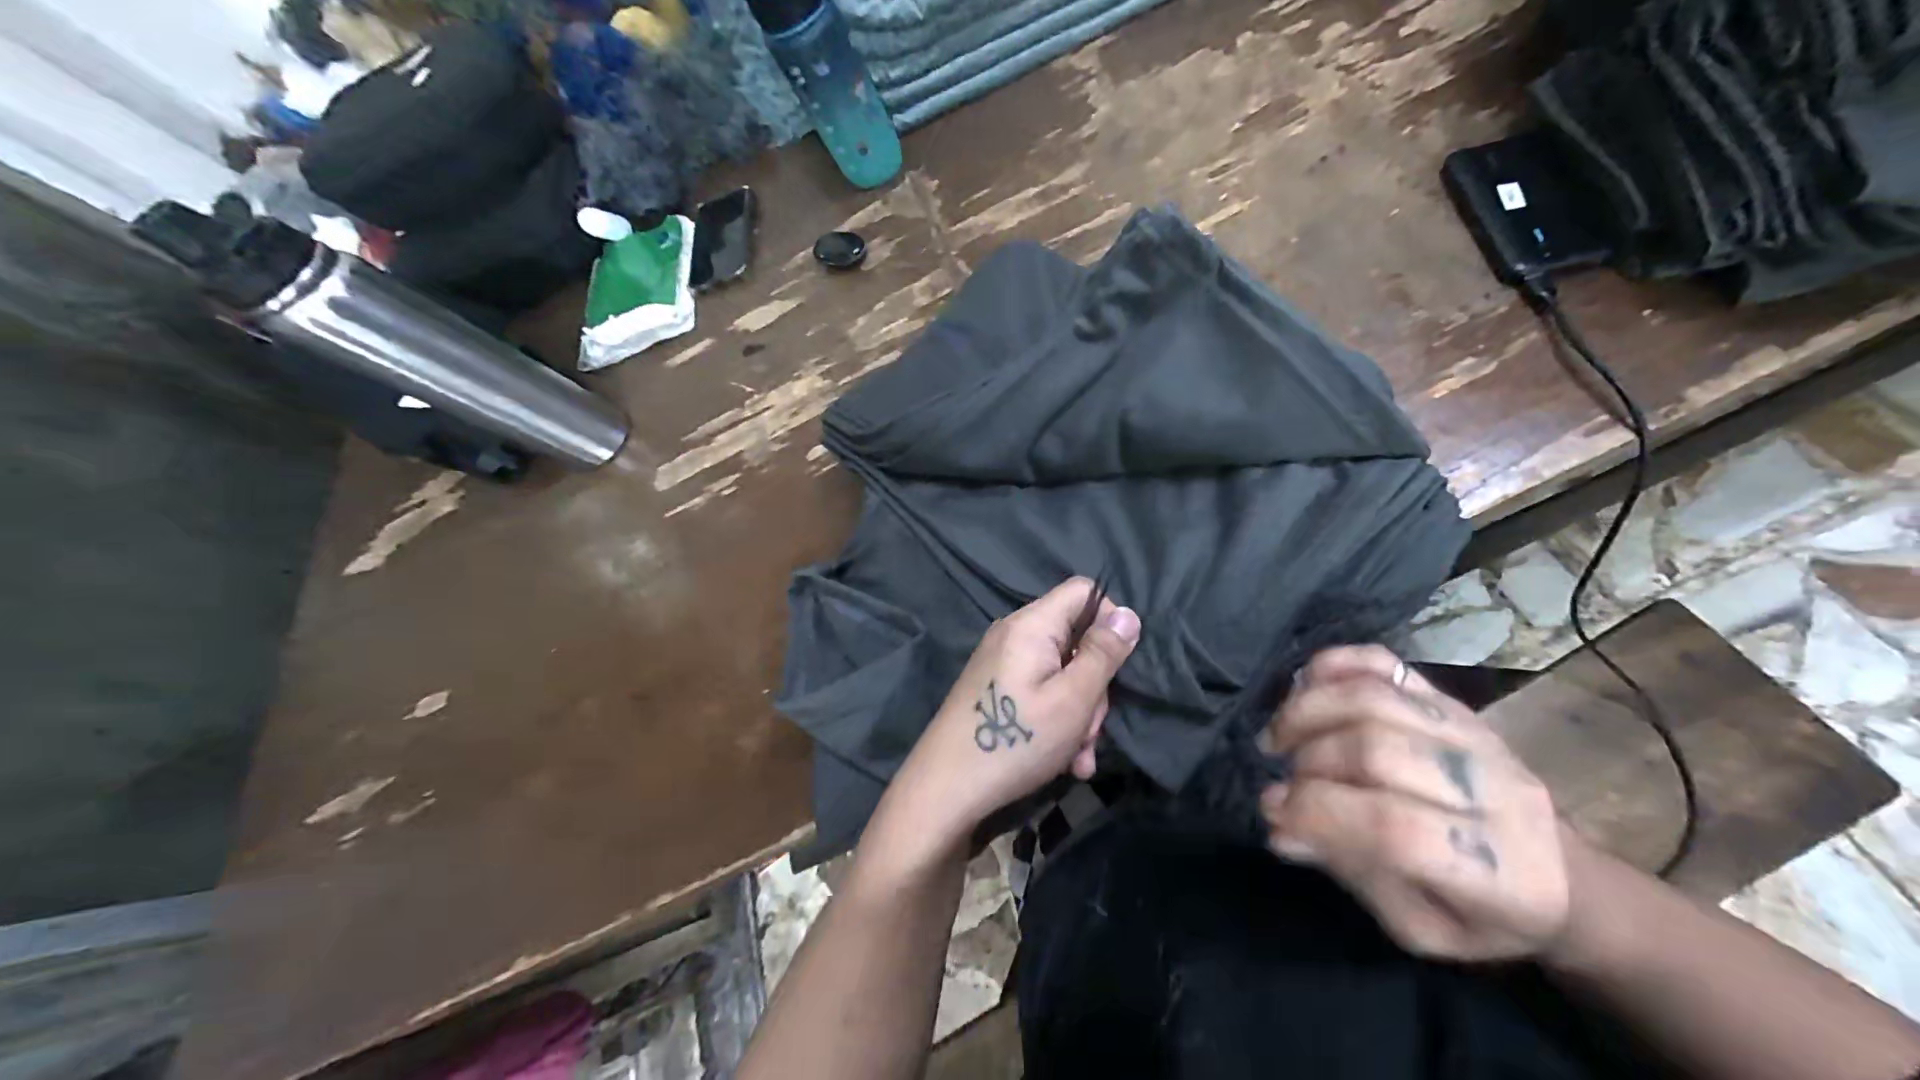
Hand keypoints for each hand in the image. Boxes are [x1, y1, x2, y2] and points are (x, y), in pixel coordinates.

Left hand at [881, 578, 1140, 850]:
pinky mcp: (996, 690)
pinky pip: (1040, 692)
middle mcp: (1013, 635)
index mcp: (1031, 625)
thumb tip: (1129, 615)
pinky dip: (1057, 721)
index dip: (1110, 619)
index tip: (1120, 664)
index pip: (1083, 591)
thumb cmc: (1016, 740)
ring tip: (1078, 758)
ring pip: (1061, 674)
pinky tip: (1065, 762)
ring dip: (1079, 715)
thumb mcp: (1073, 699)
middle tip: (1091, 729)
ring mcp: (1002, 664)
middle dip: (1094, 686)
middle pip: (1074, 640)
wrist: (945, 788)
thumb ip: (1103, 654)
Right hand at [1259, 646, 1568, 960]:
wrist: (1562, 875)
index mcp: (1498, 872)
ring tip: (1279, 738)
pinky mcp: (1452, 701)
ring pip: (1373, 698)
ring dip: (1306, 712)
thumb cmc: (1484, 916)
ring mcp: (1473, 733)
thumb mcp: (1424, 929)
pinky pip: (1385, 664)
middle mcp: (1492, 791)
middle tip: (1279, 779)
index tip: (1274, 811)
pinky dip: (1332, 665)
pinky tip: (1303, 690)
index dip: (1319, 812)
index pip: (1395, 827)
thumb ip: (1357, 876)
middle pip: (1377, 749)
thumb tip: (1282, 828)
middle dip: (1308, 762)